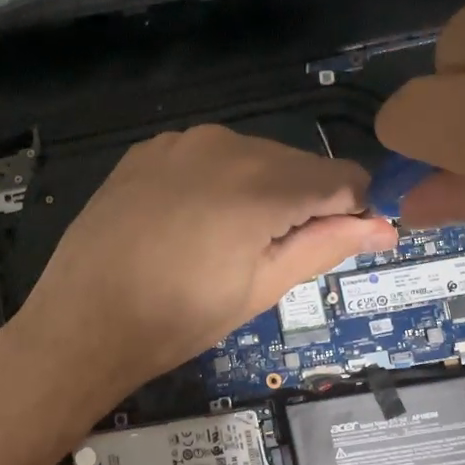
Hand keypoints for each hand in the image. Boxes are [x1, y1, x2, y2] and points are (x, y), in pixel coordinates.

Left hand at [3, 125, 396, 420]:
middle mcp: (224, 145)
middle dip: (302, 202)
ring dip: (258, 191)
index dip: (352, 211)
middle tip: (271, 257)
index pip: (340, 178)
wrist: (81, 322)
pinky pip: (204, 157)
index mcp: (262, 183)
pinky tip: (188, 223)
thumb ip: (325, 246)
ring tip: (224, 245)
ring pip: (249, 157)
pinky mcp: (145, 151)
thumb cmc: (176, 319)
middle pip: (295, 163)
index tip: (339, 244)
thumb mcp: (260, 288)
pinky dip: (213, 182)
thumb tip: (383, 226)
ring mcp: (178, 143)